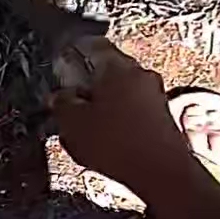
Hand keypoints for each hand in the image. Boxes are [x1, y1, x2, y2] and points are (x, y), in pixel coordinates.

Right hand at [50, 36, 194, 199]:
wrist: (160, 172)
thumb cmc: (115, 144)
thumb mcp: (73, 124)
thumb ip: (62, 104)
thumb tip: (58, 96)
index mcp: (117, 67)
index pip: (93, 46)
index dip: (74, 52)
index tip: (62, 62)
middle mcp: (140, 74)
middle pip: (108, 70)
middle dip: (88, 82)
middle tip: (69, 97)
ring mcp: (154, 95)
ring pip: (121, 90)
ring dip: (103, 101)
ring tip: (85, 122)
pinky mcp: (161, 116)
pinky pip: (133, 108)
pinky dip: (118, 116)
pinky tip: (106, 136)